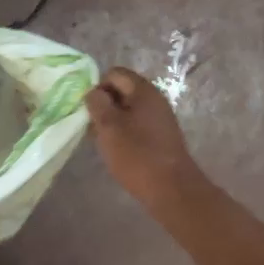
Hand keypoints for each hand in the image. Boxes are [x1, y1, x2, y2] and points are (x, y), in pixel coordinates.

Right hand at [86, 67, 209, 214]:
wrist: (173, 191)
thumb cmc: (138, 155)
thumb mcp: (109, 126)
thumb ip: (97, 103)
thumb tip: (93, 92)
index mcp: (143, 90)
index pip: (114, 73)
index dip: (98, 87)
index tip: (90, 110)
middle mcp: (155, 99)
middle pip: (122, 90)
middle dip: (104, 105)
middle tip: (93, 127)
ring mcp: (160, 118)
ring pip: (128, 110)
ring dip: (113, 121)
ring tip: (102, 141)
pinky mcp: (162, 137)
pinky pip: (137, 125)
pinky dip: (124, 133)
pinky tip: (117, 151)